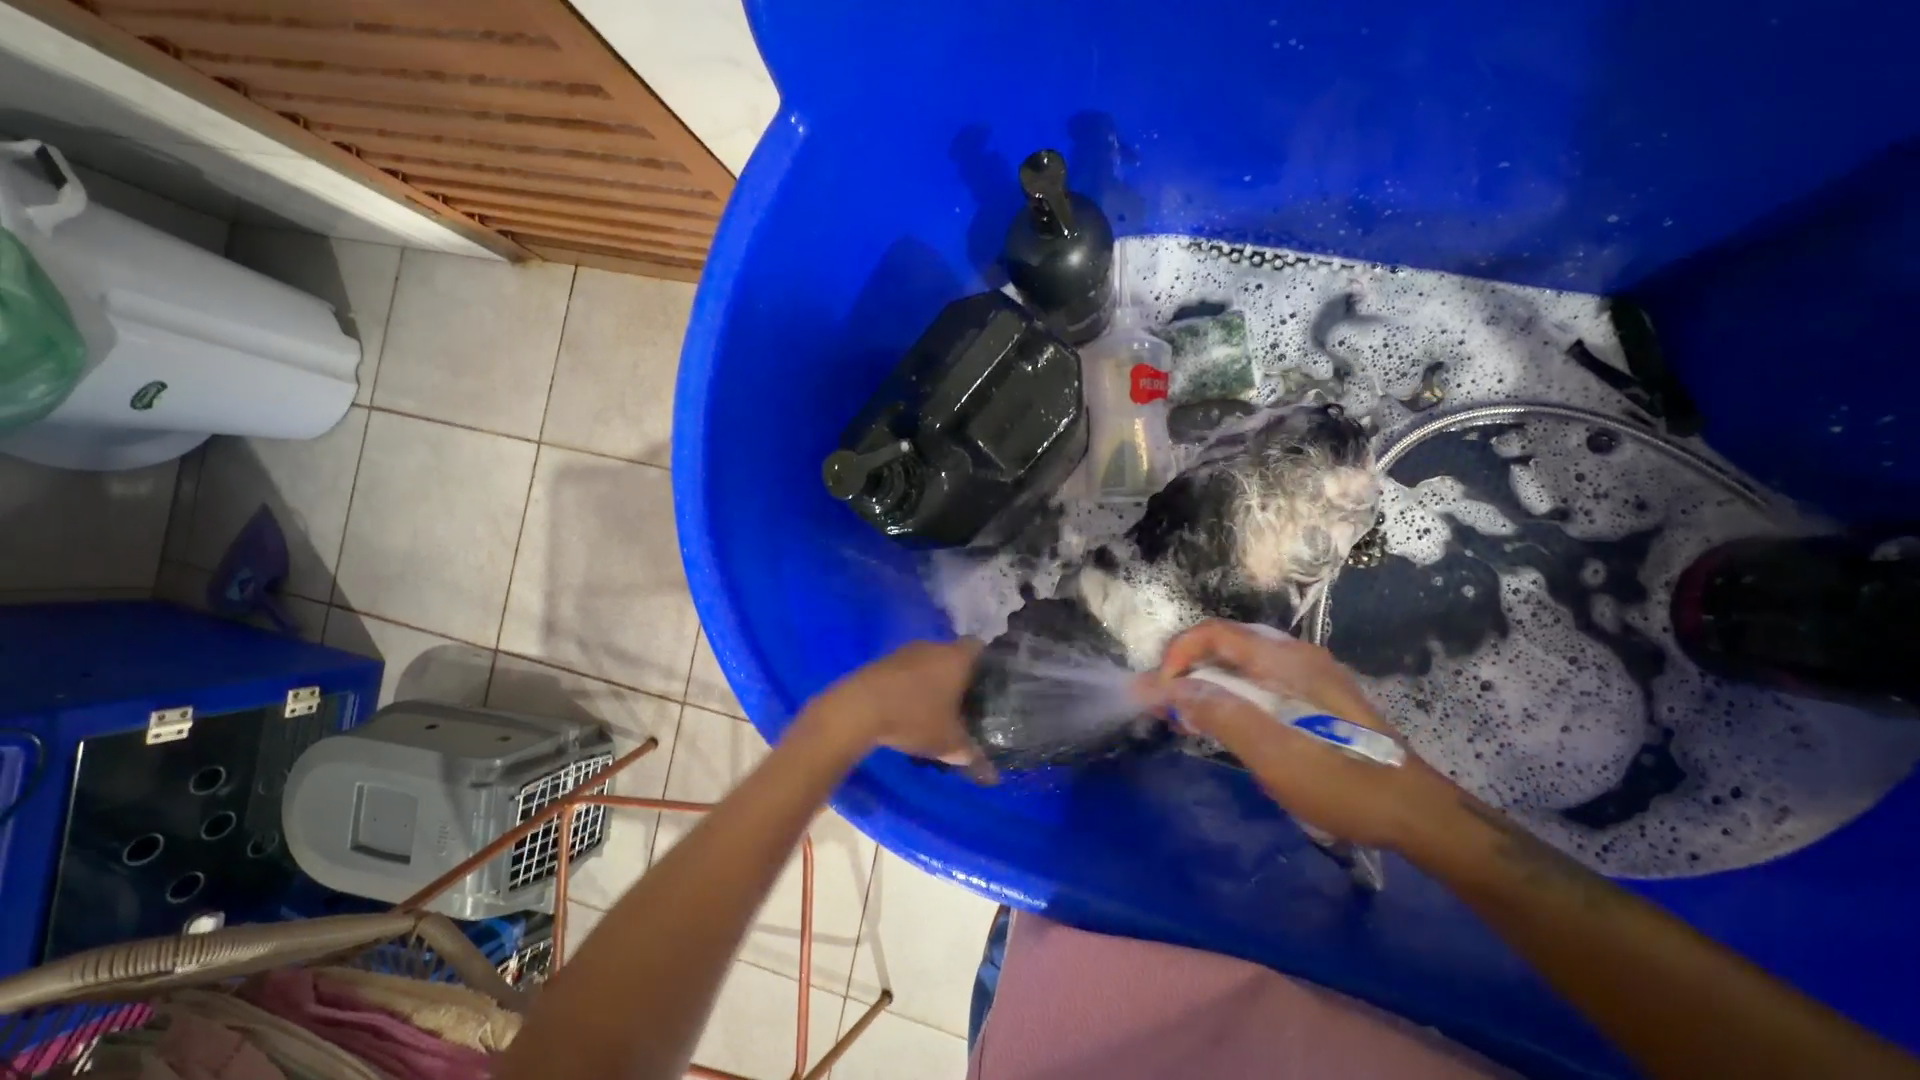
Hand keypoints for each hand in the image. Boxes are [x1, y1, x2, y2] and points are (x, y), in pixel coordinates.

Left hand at [802, 640, 986, 767]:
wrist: (858, 708)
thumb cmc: (914, 718)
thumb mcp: (948, 743)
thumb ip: (972, 755)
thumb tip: (992, 775)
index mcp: (958, 657)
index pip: (982, 649)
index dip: (989, 666)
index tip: (991, 687)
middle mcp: (934, 646)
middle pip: (955, 655)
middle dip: (960, 677)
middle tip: (967, 703)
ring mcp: (906, 651)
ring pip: (930, 662)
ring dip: (933, 681)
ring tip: (937, 708)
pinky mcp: (883, 660)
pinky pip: (908, 670)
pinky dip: (911, 685)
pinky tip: (909, 707)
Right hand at [1150, 620, 1456, 849]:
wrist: (1415, 811)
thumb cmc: (1342, 783)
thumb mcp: (1275, 754)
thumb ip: (1222, 715)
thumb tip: (1173, 690)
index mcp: (1287, 661)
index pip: (1215, 634)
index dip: (1178, 655)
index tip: (1158, 694)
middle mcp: (1299, 657)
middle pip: (1227, 645)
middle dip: (1188, 670)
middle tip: (1166, 708)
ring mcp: (1313, 676)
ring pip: (1244, 664)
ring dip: (1209, 684)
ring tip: (1190, 719)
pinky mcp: (1320, 699)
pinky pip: (1263, 681)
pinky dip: (1234, 695)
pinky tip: (1230, 726)